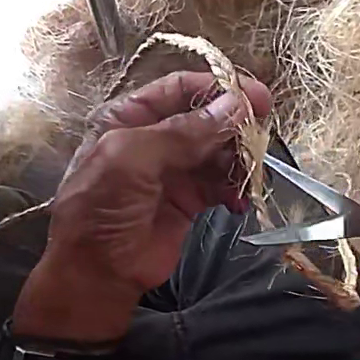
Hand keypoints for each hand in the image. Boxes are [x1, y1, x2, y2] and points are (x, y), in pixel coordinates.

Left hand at [14, 71, 271, 342]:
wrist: (97, 272)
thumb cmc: (101, 207)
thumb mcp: (132, 158)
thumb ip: (183, 132)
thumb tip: (235, 106)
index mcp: (128, 117)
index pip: (179, 89)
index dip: (218, 88)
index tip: (255, 96)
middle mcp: (152, 139)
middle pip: (205, 119)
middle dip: (234, 126)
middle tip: (262, 136)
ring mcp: (172, 171)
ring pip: (217, 151)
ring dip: (238, 160)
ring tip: (249, 175)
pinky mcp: (188, 201)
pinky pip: (221, 184)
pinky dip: (235, 189)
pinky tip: (239, 202)